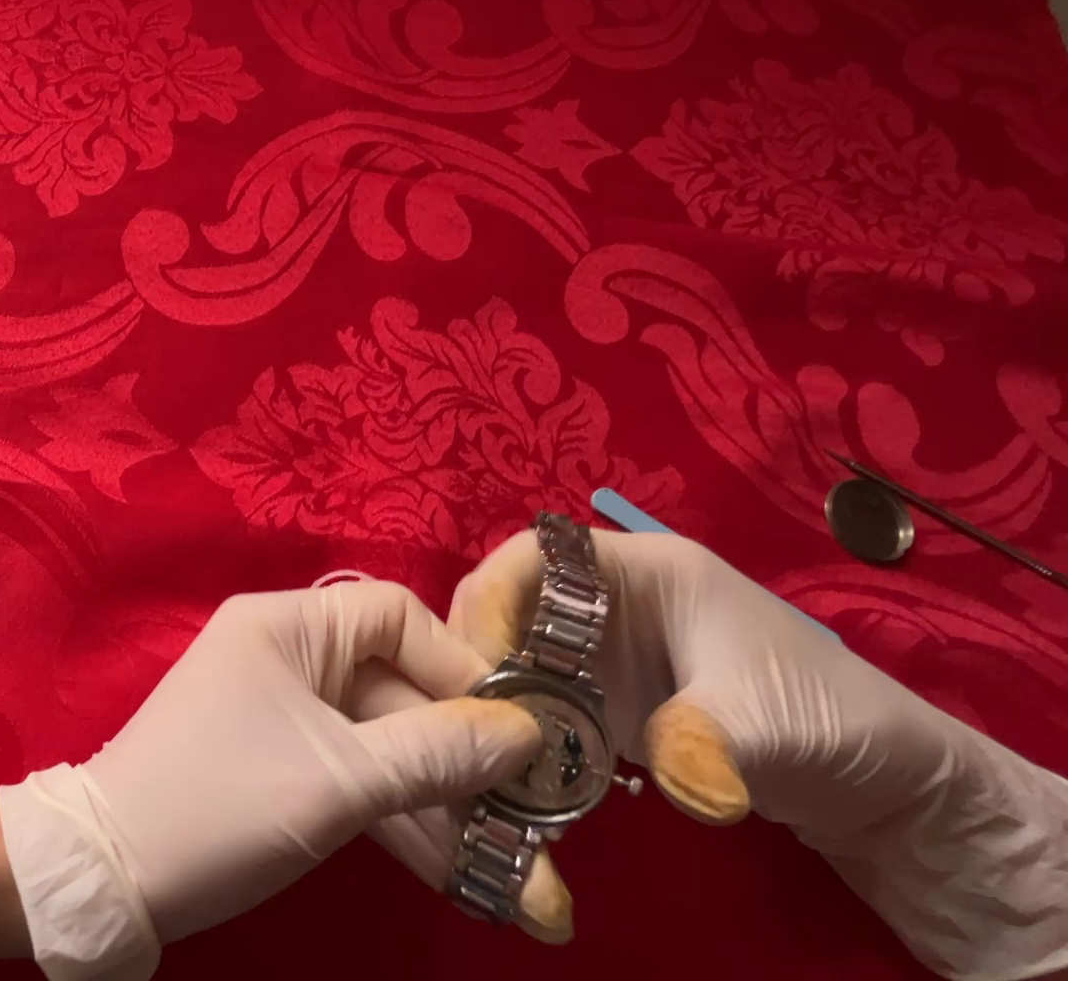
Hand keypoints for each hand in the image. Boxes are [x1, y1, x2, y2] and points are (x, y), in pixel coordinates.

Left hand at [0, 581, 540, 977]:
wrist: (110, 875)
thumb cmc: (221, 805)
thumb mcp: (338, 779)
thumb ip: (436, 752)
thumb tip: (524, 729)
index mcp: (287, 626)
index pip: (394, 615)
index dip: (458, 664)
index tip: (515, 728)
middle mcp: (286, 655)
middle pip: (397, 690)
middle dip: (464, 761)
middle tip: (536, 824)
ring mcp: (283, 712)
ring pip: (382, 745)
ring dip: (443, 805)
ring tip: (521, 876)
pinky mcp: (280, 763)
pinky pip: (354, 776)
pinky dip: (399, 819)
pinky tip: (463, 875)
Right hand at [449, 529, 1067, 980]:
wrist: (882, 789)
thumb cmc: (834, 725)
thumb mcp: (769, 727)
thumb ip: (702, 740)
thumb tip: (650, 768)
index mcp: (644, 570)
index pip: (536, 552)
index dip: (494, 593)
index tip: (476, 659)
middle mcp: (607, 597)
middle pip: (507, 595)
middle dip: (473, 640)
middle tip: (460, 702)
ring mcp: (598, 643)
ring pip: (509, 641)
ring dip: (484, 679)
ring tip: (472, 729)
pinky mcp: (597, 689)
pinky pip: (530, 686)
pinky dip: (508, 711)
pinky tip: (502, 748)